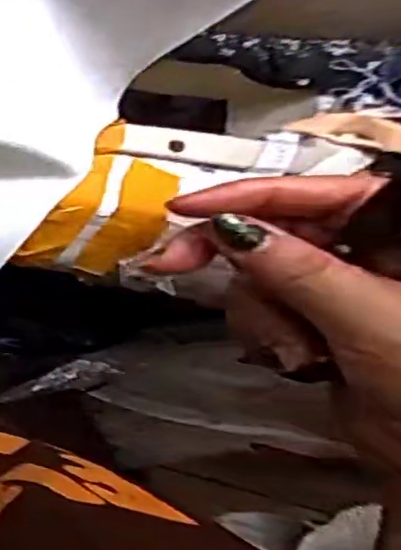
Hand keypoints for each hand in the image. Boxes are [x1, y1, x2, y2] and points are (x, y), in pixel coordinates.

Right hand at [146, 175, 400, 476]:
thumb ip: (303, 272)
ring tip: (292, 350)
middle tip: (170, 265)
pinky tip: (294, 357)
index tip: (186, 208)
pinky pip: (264, 306)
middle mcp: (384, 258)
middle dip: (232, 257)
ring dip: (259, 312)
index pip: (334, 192)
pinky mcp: (323, 319)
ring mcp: (353, 290)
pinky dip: (263, 330)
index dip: (256, 195)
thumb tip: (232, 229)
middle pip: (283, 233)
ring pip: (263, 275)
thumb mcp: (372, 323)